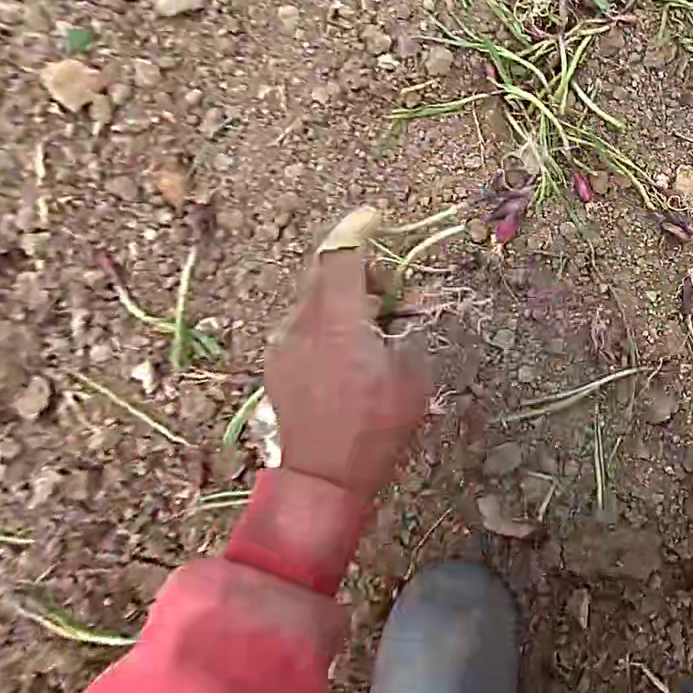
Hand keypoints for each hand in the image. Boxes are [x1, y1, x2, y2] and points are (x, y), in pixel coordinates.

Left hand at [266, 248, 430, 496]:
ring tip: (378, 323)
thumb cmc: (378, 423)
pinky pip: (305, 323)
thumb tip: (409, 306)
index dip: (357, 231)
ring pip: (314, 299)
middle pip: (323, 273)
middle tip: (392, 288)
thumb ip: (410, 327)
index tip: (375, 216)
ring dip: (346, 296)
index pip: (340, 259)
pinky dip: (332, 318)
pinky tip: (354, 347)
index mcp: (336, 323)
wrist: (325, 475)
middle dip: (358, 268)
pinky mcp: (279, 364)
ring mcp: (284, 346)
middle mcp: (300, 326)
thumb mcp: (413, 371)